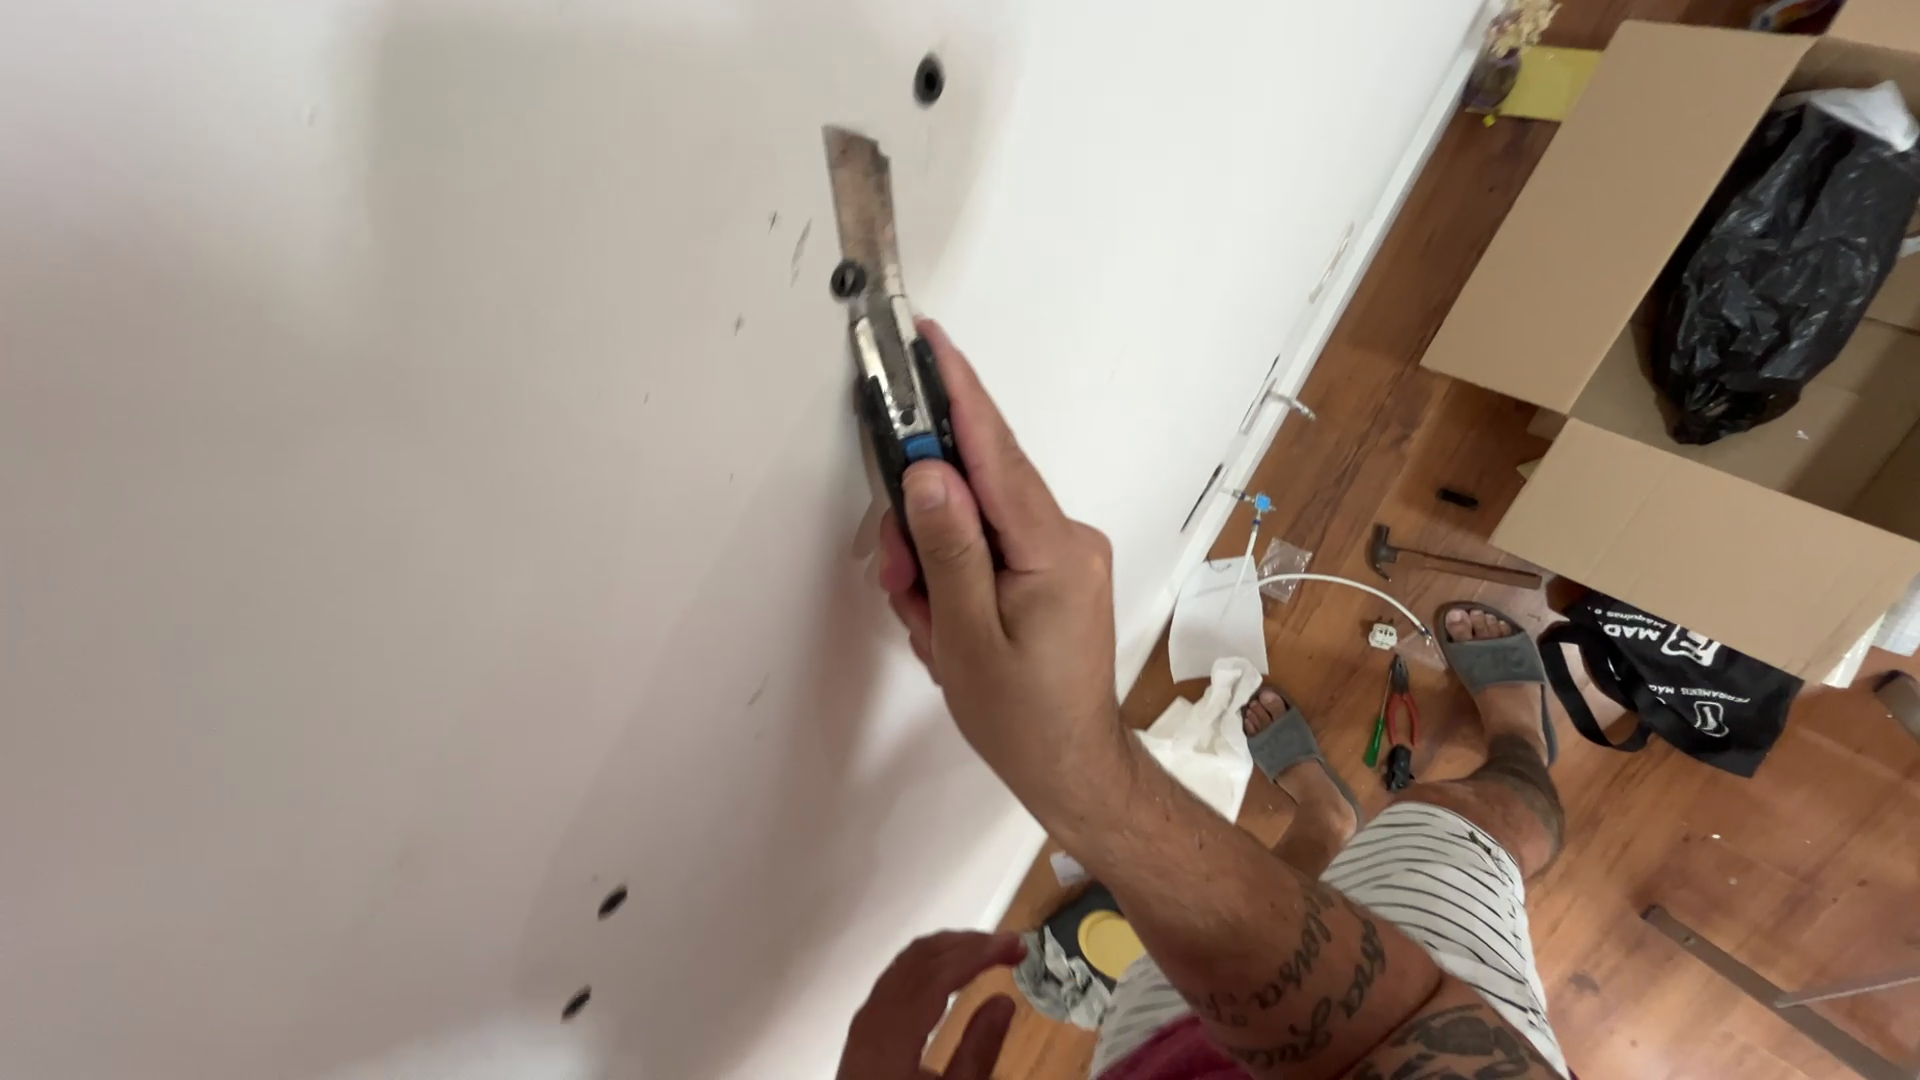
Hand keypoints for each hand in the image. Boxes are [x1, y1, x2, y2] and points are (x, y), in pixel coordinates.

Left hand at [835, 931, 1025, 1079]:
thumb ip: (978, 1054)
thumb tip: (1003, 1000)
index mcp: (890, 1039)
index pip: (937, 974)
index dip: (979, 952)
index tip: (1016, 946)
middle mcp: (871, 1020)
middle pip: (919, 959)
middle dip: (967, 943)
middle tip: (1009, 945)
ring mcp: (863, 1022)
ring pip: (905, 963)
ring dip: (948, 949)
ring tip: (987, 950)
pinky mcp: (864, 1030)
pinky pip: (897, 976)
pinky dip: (929, 962)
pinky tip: (950, 971)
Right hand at [874, 319, 1133, 819]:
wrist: (1073, 766)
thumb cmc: (1021, 718)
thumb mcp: (966, 638)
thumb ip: (949, 549)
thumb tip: (929, 473)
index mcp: (1054, 551)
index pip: (996, 454)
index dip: (960, 394)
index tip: (932, 341)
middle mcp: (1068, 538)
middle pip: (978, 490)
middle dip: (923, 524)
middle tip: (900, 582)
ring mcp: (1063, 554)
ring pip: (977, 521)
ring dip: (935, 560)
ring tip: (929, 621)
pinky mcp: (1054, 570)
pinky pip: (991, 546)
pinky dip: (956, 573)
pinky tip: (947, 620)